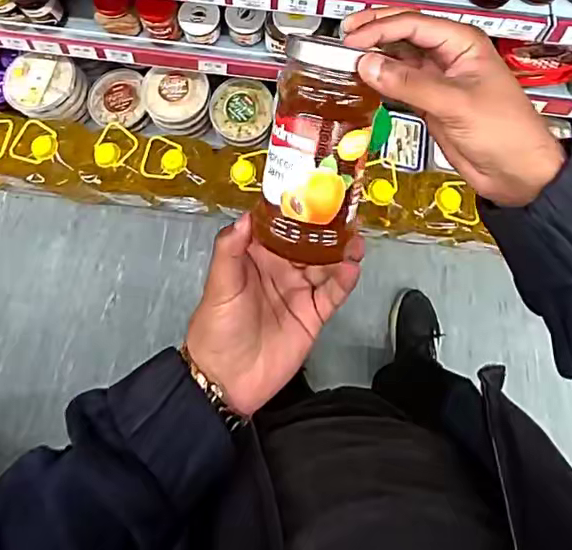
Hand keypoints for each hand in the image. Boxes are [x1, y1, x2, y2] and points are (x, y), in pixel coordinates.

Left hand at [183, 213, 363, 416]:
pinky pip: (332, 294)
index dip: (294, 210)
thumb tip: (246, 216)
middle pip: (309, 243)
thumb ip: (230, 248)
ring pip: (326, 265)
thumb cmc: (216, 326)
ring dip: (341, 252)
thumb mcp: (219, 282)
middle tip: (344, 212)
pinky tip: (352, 268)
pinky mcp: (312, 315)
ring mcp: (298, 291)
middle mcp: (281, 269)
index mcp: (258, 255)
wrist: (226, 379)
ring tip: (355, 239)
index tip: (310, 191)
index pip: (280, 226)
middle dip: (326, 229)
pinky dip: (344, 281)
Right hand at [341, 8, 562, 207]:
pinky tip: (363, 78)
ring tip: (346, 56)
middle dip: (374, 30)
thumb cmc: (503, 132)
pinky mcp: (429, 99)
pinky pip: (398, 81)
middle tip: (344, 35)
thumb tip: (367, 64)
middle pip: (403, 32)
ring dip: (374, 55)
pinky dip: (380, 78)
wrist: (519, 175)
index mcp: (461, 42)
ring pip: (398, 56)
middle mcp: (447, 54)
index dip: (379, 28)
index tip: (352, 40)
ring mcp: (437, 77)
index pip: (412, 24)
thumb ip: (409, 84)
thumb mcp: (455, 104)